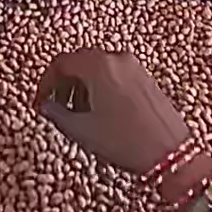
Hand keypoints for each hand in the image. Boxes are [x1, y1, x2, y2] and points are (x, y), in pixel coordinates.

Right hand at [33, 49, 189, 174]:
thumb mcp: (82, 131)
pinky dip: (101, 87)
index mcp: (98, 65)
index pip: (61, 62)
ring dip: (82, 86)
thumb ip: (57, 114)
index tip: (40, 101)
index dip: (45, 82)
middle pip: (80, 61)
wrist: (170, 152)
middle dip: (64, 84)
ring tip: (78, 114)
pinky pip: (115, 74)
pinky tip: (101, 112)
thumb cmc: (127, 141)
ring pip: (98, 68)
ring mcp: (134, 66)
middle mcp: (116, 58)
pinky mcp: (145, 78)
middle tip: (55, 107)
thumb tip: (46, 107)